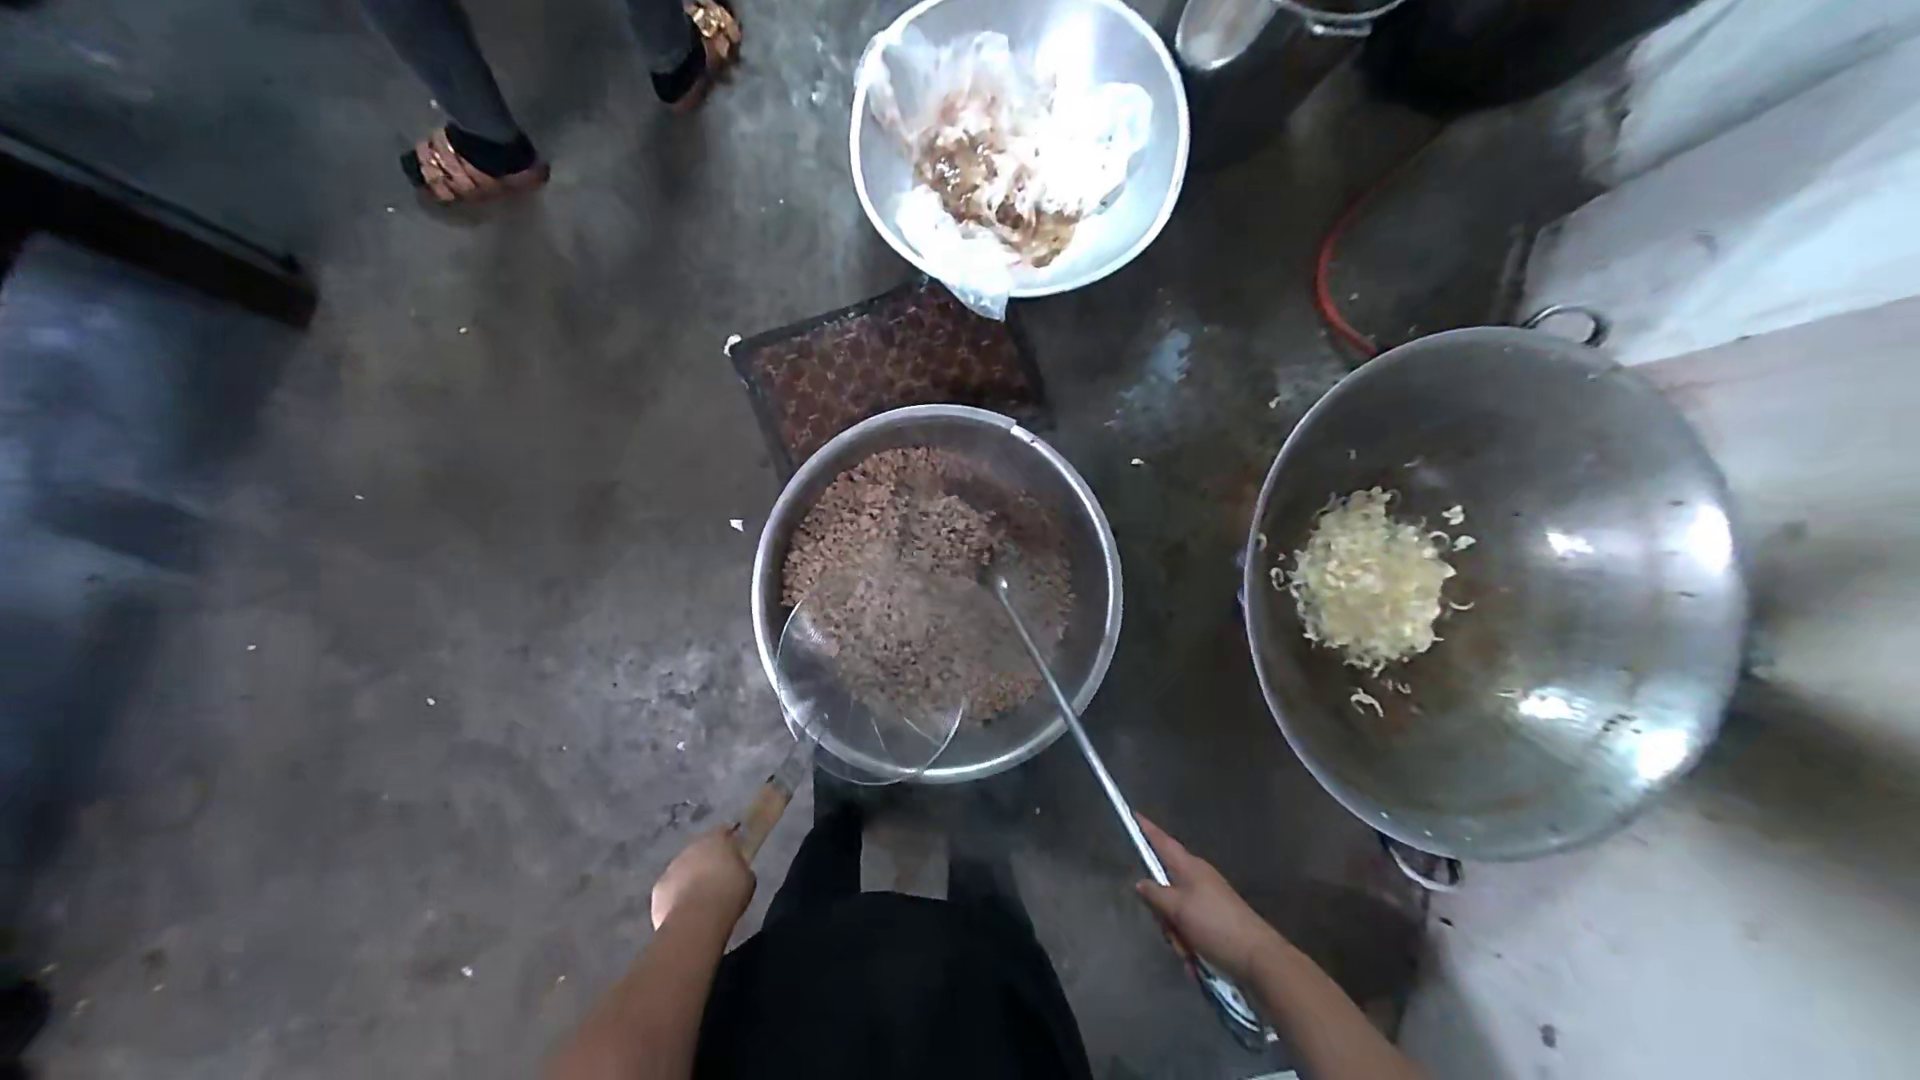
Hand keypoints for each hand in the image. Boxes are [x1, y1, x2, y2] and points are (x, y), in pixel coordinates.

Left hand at [651, 827, 755, 931]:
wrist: (696, 919)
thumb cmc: (729, 893)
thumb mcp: (747, 878)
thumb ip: (739, 868)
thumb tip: (734, 869)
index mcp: (716, 839)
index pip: (723, 831)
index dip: (728, 841)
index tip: (733, 852)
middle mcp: (692, 847)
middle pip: (700, 849)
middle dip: (706, 860)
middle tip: (716, 878)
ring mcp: (671, 867)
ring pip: (683, 869)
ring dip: (690, 878)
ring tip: (700, 898)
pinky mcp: (658, 888)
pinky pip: (670, 889)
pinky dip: (676, 896)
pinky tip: (686, 911)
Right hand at [1134, 816, 1286, 981]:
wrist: (1260, 959)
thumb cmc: (1216, 926)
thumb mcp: (1177, 909)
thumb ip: (1155, 894)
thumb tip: (1141, 882)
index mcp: (1189, 866)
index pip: (1162, 841)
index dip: (1146, 829)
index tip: (1132, 815)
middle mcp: (1198, 878)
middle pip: (1164, 884)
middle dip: (1162, 911)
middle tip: (1168, 927)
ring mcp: (1208, 900)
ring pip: (1176, 911)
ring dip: (1177, 934)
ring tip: (1188, 951)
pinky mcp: (1217, 921)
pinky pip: (1191, 928)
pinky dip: (1190, 944)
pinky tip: (1196, 961)